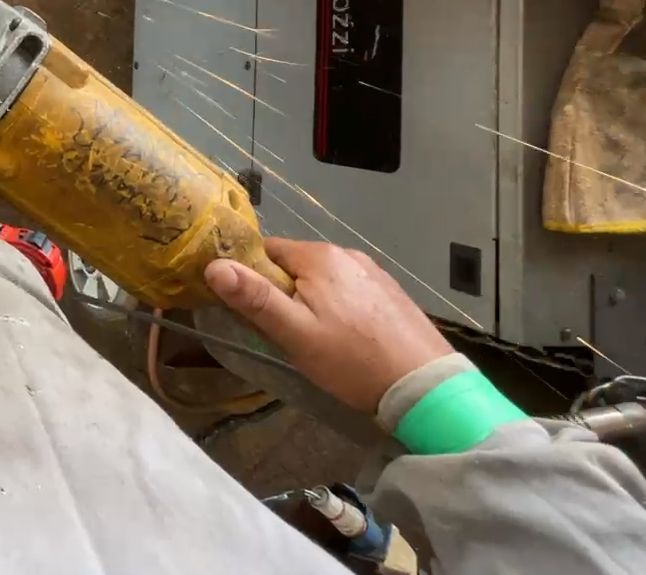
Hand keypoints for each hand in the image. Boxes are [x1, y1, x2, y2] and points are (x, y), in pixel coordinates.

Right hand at [205, 238, 452, 412]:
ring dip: (311, 299)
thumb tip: (213, 265)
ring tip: (317, 336)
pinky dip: (339, 306)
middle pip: (292, 265)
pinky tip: (347, 335)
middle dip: (283, 291)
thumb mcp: (294, 333)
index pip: (264, 251)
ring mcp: (374, 273)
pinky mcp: (392, 293)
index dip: (252, 277)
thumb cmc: (354, 360)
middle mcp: (346, 254)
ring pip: (321, 279)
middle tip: (287, 329)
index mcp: (319, 256)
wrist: (432, 394)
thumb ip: (253, 297)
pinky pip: (348, 290)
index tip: (256, 309)